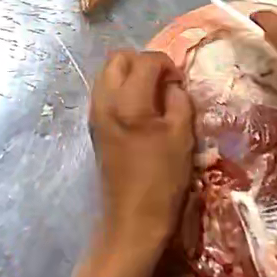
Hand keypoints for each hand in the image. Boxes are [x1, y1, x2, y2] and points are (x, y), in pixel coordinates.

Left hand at [89, 50, 194, 260]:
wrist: (133, 218)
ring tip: (152, 94)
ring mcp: (95, 111)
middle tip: (163, 82)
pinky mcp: (93, 124)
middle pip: (118, 58)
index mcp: (128, 101)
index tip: (180, 82)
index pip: (145, 60)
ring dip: (130, 74)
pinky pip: (104, 90)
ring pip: (108, 72)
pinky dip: (121, 88)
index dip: (167, 64)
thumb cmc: (163, 179)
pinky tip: (140, 108)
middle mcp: (105, 100)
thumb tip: (171, 84)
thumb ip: (179, 100)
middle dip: (142, 62)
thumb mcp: (183, 136)